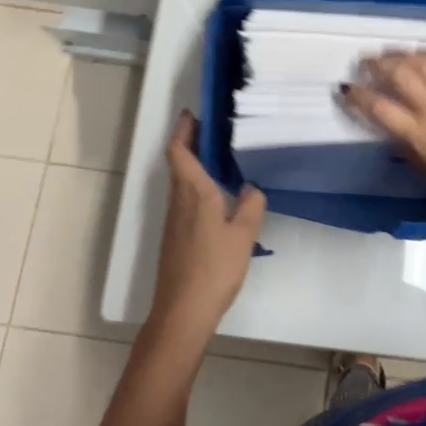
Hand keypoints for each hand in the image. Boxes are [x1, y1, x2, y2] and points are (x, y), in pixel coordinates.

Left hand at [148, 112, 267, 341]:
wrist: (183, 312)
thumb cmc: (214, 268)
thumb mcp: (243, 234)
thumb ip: (250, 205)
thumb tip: (251, 185)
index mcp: (193, 193)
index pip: (179, 152)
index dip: (183, 130)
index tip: (194, 114)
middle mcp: (179, 201)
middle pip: (178, 164)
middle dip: (191, 143)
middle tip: (215, 130)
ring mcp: (175, 221)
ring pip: (181, 183)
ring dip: (195, 165)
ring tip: (221, 157)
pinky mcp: (176, 238)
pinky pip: (185, 200)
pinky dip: (198, 187)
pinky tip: (218, 196)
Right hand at [343, 49, 425, 215]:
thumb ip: (413, 156)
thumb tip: (394, 137)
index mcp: (422, 137)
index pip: (381, 109)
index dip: (358, 96)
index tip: (346, 88)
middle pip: (398, 76)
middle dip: (376, 64)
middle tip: (365, 60)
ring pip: (423, 63)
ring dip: (401, 53)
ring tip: (389, 51)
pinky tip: (424, 49)